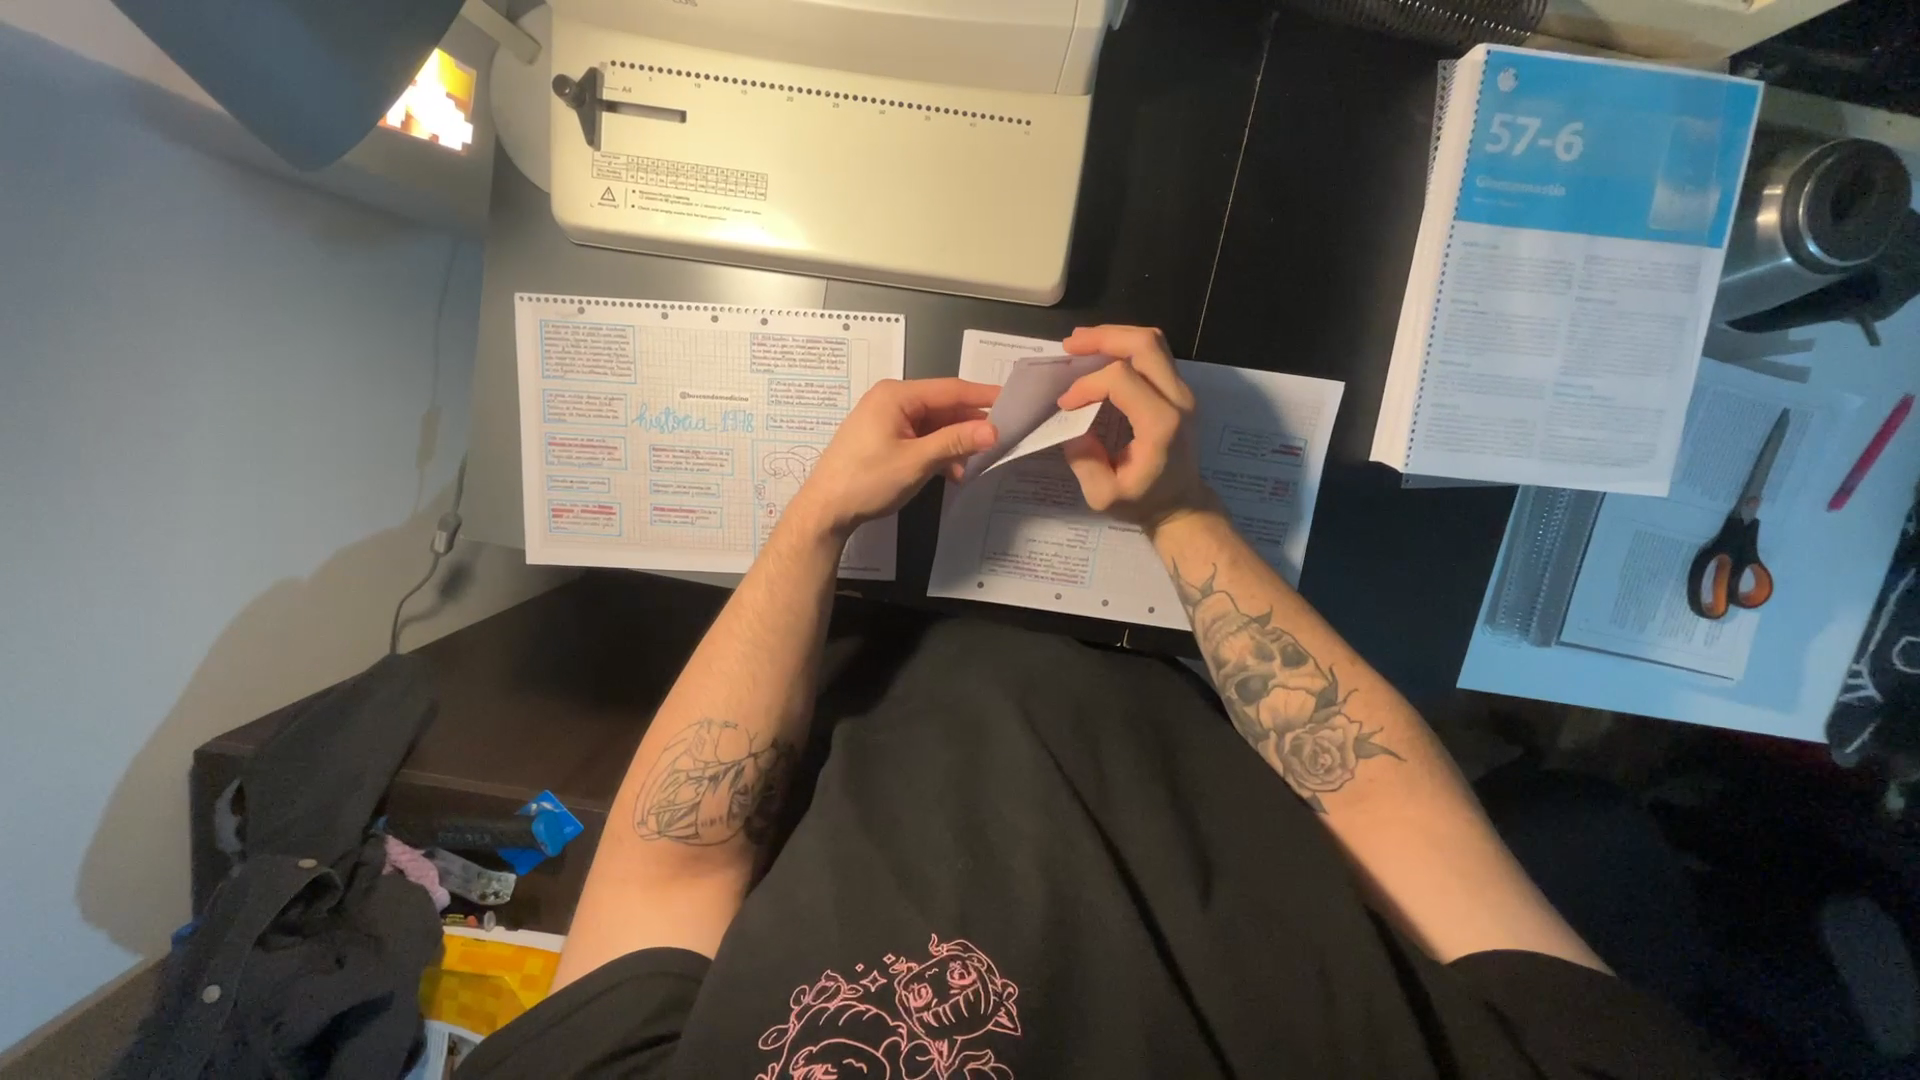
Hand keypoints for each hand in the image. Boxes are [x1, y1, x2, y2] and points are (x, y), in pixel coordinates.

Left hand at [786, 378, 999, 539]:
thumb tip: (993, 430)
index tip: (1013, 402)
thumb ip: (955, 442)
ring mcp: (887, 420)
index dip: (983, 396)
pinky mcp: (884, 439)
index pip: (950, 390)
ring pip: (934, 425)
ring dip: (954, 444)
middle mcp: (891, 400)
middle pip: (943, 407)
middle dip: (969, 426)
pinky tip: (951, 473)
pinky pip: (920, 438)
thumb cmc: (866, 481)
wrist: (825, 510)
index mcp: (896, 395)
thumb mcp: (916, 461)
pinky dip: (938, 452)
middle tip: (1000, 440)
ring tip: (972, 466)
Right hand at [1056, 325, 1216, 532]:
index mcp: (1160, 424)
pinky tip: (1100, 355)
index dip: (1087, 385)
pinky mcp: (1178, 390)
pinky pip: (1153, 354)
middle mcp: (1177, 399)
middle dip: (1103, 338)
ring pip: (1153, 342)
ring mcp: (1182, 391)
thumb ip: (1084, 462)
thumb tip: (1073, 427)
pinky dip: (1124, 347)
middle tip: (1070, 344)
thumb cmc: (1144, 502)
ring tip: (1082, 343)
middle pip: (1144, 344)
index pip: (1120, 379)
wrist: (1182, 505)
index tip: (1065, 405)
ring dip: (1114, 337)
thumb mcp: (1103, 496)